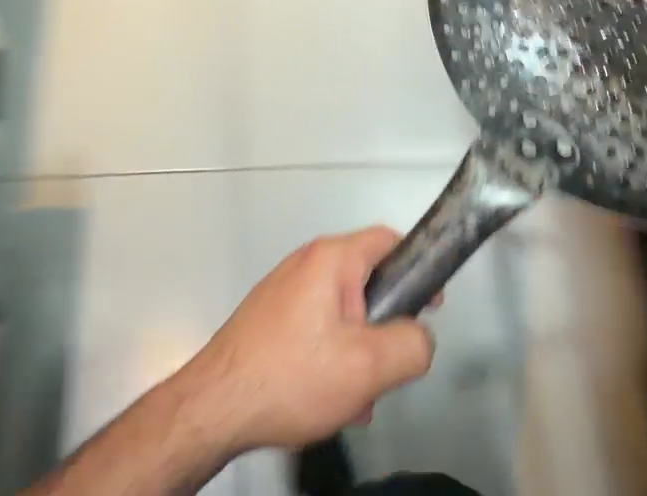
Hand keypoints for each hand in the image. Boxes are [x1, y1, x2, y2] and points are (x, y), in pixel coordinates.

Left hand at [170, 227, 436, 452]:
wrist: (217, 407)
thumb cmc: (291, 376)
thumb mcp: (369, 366)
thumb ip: (412, 345)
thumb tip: (420, 336)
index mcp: (330, 260)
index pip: (389, 240)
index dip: (418, 269)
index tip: (429, 307)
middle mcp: (306, 264)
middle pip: (367, 284)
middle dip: (383, 330)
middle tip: (385, 368)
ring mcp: (285, 292)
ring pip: (344, 316)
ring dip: (358, 355)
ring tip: (352, 397)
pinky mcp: (272, 319)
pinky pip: (319, 331)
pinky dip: (331, 361)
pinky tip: (327, 399)